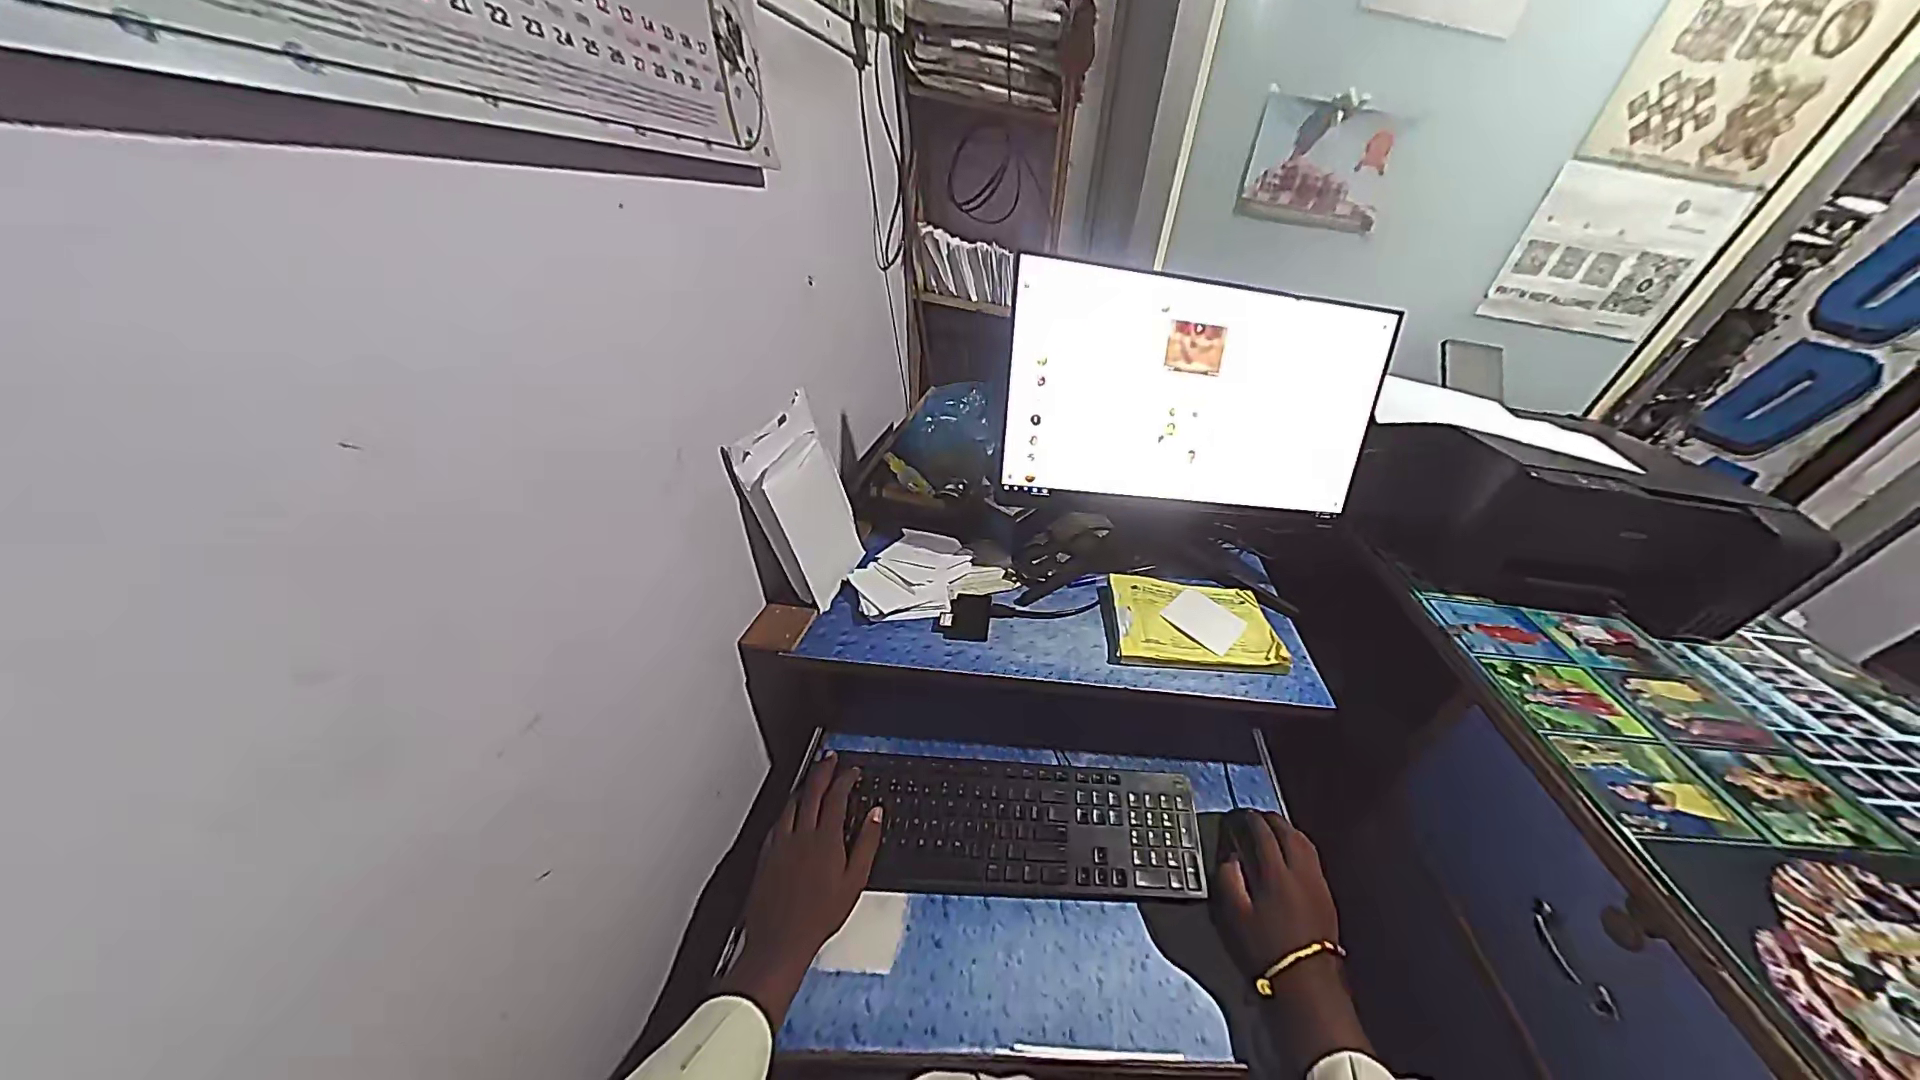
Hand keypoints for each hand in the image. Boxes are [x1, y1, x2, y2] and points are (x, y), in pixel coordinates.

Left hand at [715, 752, 882, 1027]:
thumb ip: (866, 842)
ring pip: (792, 801)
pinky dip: (789, 806)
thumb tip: (875, 815)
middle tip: (830, 758)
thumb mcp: (855, 880)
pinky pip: (778, 818)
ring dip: (805, 784)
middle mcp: (801, 834)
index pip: (836, 796)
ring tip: (813, 777)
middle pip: (812, 790)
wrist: (780, 940)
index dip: (845, 778)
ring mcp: (781, 842)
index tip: (852, 771)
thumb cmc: (819, 916)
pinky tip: (791, 808)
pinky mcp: (767, 852)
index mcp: (825, 838)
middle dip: (823, 769)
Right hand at [1215, 809, 1339, 978]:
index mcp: (1275, 873)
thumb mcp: (1234, 914)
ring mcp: (1317, 882)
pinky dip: (1297, 844)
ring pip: (1304, 842)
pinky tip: (1288, 852)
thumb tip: (1230, 856)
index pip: (1262, 832)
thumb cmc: (1264, 947)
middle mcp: (1300, 871)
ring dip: (1286, 829)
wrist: (1307, 982)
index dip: (1247, 819)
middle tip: (1252, 817)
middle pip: (1287, 831)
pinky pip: (1312, 856)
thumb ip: (1228, 878)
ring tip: (1271, 828)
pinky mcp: (1326, 894)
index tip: (1235, 816)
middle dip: (1268, 819)